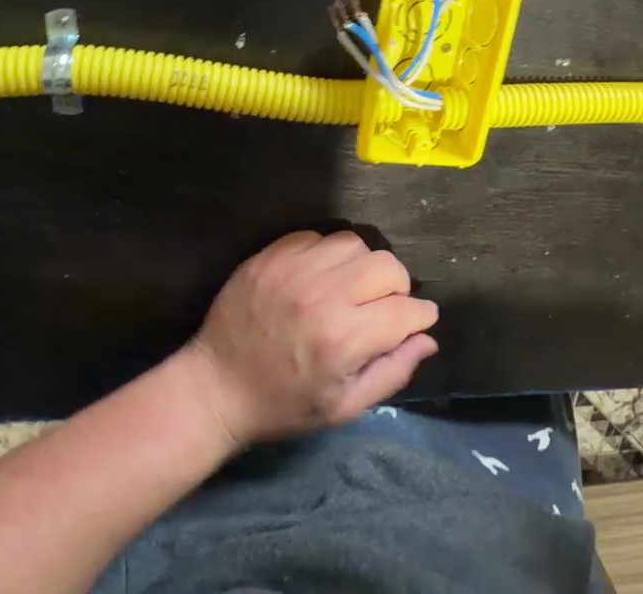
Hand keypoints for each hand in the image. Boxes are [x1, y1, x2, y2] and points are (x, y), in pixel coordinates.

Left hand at [185, 230, 438, 448]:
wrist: (214, 387)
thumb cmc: (283, 405)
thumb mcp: (344, 406)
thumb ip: (392, 372)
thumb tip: (428, 338)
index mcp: (343, 339)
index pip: (407, 310)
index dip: (420, 316)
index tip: (416, 320)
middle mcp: (322, 296)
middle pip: (386, 266)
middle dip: (397, 286)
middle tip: (382, 306)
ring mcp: (293, 270)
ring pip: (354, 243)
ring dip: (361, 265)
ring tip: (350, 288)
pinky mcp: (270, 256)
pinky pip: (317, 236)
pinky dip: (327, 254)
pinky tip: (318, 278)